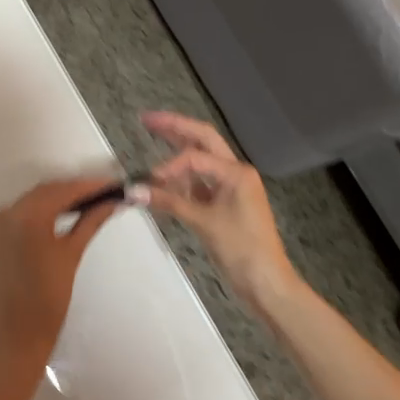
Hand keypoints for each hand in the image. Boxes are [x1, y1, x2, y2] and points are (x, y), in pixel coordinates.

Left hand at [0, 178, 119, 365]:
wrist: (17, 336)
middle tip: (107, 192)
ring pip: (35, 200)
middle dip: (77, 190)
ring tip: (92, 202)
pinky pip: (22, 213)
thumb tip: (113, 202)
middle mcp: (8, 212)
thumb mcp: (72, 255)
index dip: (91, 185)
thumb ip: (91, 222)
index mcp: (27, 216)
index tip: (115, 184)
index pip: (64, 190)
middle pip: (48, 191)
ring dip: (61, 198)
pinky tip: (66, 214)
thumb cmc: (48, 300)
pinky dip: (44, 210)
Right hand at [142, 112, 302, 314]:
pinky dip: (183, 179)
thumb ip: (169, 202)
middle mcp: (236, 172)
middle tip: (146, 119)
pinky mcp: (226, 203)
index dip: (170, 165)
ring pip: (202, 160)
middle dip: (176, 128)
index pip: (195, 156)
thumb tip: (133, 191)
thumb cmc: (240, 248)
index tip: (150, 180)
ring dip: (179, 150)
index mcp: (236, 172)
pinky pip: (202, 182)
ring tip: (154, 134)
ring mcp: (232, 187)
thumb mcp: (204, 222)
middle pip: (203, 141)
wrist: (265, 280)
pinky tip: (166, 178)